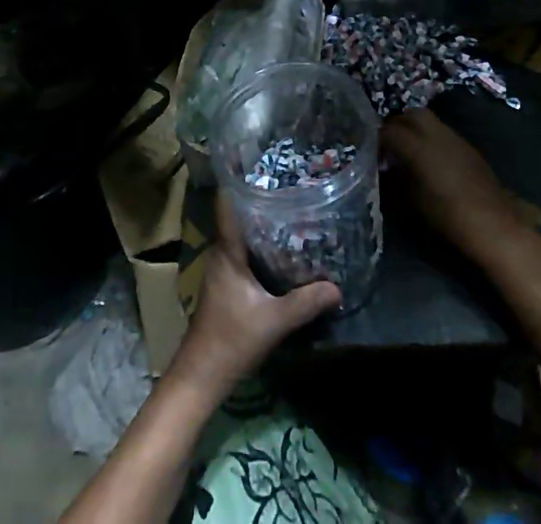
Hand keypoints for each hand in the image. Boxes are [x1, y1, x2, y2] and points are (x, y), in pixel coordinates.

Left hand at [173, 194, 340, 392]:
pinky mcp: (228, 284)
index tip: (266, 165)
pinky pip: (248, 254)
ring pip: (246, 237)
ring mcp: (223, 269)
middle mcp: (222, 253)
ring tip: (298, 212)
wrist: (202, 375)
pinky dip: (265, 247)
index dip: (242, 181)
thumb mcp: (275, 320)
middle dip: (265, 202)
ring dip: (266, 226)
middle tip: (296, 188)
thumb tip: (338, 286)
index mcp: (227, 251)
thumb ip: (307, 302)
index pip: (229, 204)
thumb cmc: (231, 340)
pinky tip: (288, 250)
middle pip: (242, 217)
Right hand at [382, 109, 523, 259]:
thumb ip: (397, 179)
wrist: (493, 223)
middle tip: (388, 143)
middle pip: (412, 114)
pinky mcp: (468, 147)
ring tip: (407, 151)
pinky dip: (430, 138)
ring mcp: (456, 139)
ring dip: (415, 129)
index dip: (377, 137)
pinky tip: (429, 159)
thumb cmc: (448, 216)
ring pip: (430, 120)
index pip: (390, 130)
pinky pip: (443, 132)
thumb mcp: (413, 201)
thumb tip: (387, 168)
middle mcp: (438, 136)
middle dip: (398, 123)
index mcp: (420, 148)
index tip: (370, 149)